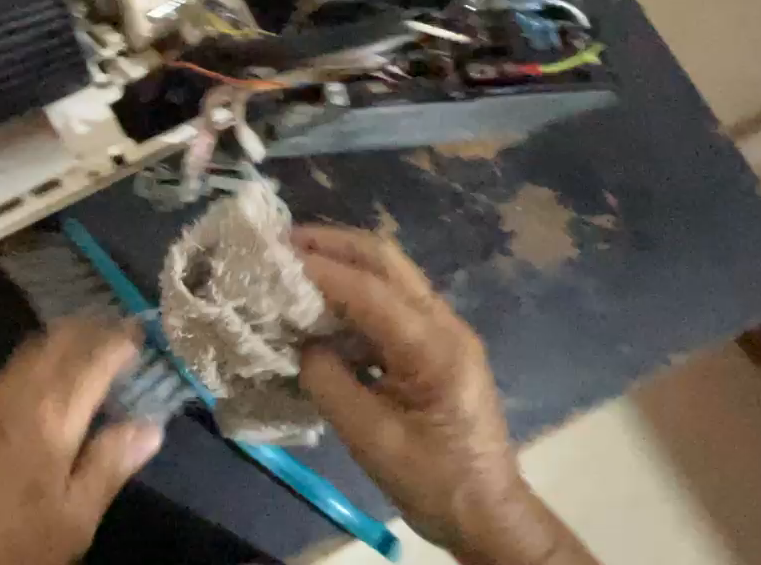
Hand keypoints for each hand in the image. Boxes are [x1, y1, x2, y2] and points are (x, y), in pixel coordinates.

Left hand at [0, 318, 165, 564]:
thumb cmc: (16, 541)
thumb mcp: (75, 516)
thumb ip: (110, 463)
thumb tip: (151, 426)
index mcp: (50, 413)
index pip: (91, 360)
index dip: (118, 341)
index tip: (141, 331)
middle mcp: (19, 390)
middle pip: (59, 340)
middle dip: (92, 328)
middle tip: (122, 328)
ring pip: (35, 346)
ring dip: (66, 336)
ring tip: (95, 341)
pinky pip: (17, 362)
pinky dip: (43, 352)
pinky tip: (54, 371)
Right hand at [293, 225, 591, 564]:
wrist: (490, 517)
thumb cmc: (432, 482)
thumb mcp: (368, 437)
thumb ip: (325, 378)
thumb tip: (300, 341)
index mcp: (433, 348)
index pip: (367, 289)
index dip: (316, 269)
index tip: (269, 259)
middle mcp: (444, 324)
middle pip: (383, 257)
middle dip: (328, 242)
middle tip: (278, 243)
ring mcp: (443, 329)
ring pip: (387, 268)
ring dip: (338, 256)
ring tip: (291, 261)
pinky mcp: (434, 340)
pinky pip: (388, 292)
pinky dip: (349, 280)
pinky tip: (319, 296)